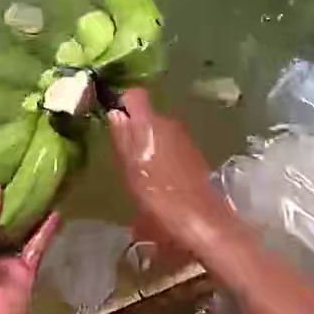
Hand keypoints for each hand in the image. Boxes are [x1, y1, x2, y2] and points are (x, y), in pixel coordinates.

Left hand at [0, 183, 58, 313]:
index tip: (3, 179)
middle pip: (4, 226)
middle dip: (14, 207)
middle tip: (28, 181)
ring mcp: (8, 263)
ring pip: (23, 234)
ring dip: (33, 216)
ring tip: (46, 191)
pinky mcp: (27, 272)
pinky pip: (37, 247)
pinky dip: (46, 231)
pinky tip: (55, 213)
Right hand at [105, 89, 234, 249]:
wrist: (199, 217)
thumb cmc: (157, 195)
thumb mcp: (130, 168)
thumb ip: (123, 138)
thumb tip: (115, 113)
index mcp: (151, 123)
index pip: (135, 96)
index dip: (123, 103)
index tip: (114, 120)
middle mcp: (170, 123)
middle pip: (148, 115)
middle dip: (135, 129)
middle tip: (123, 154)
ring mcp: (185, 137)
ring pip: (160, 131)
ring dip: (149, 143)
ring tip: (139, 170)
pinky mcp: (194, 153)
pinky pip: (172, 145)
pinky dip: (163, 154)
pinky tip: (158, 177)